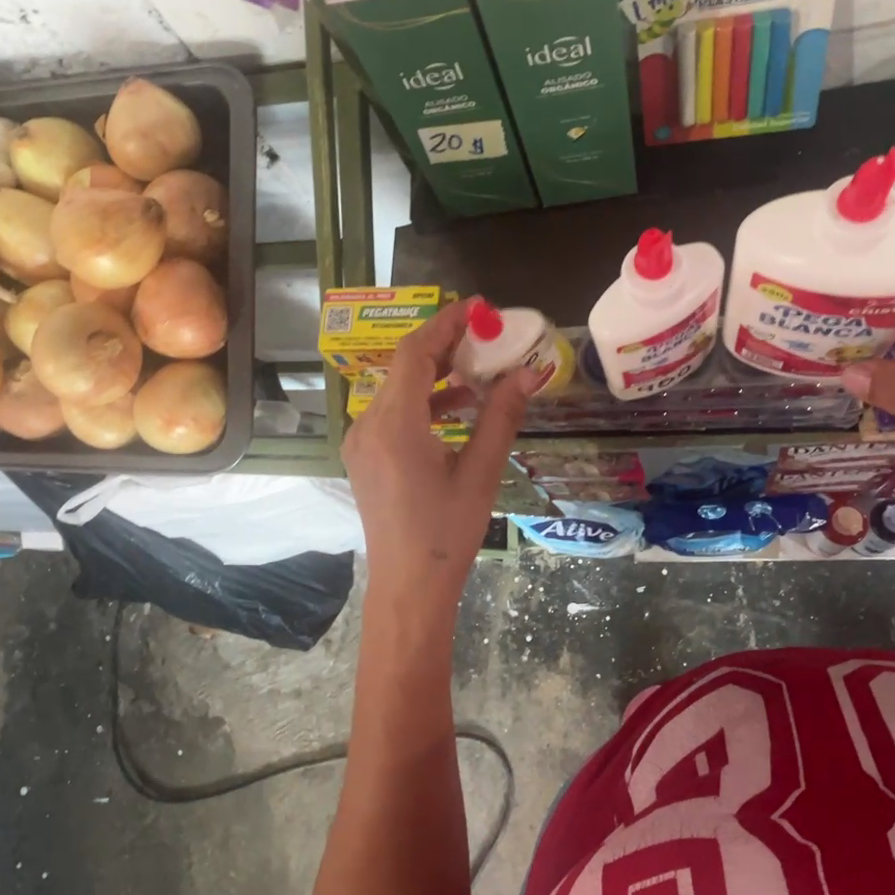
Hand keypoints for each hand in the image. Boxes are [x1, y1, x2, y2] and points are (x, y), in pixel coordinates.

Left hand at [343, 299, 533, 617]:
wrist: (408, 587)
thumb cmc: (446, 533)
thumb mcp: (481, 472)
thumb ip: (502, 415)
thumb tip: (532, 370)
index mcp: (393, 425)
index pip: (416, 354)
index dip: (446, 324)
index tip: (479, 308)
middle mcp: (368, 425)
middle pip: (405, 368)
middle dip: (445, 346)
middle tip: (486, 334)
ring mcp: (362, 442)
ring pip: (398, 390)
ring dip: (436, 375)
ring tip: (480, 368)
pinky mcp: (365, 457)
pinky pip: (393, 413)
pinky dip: (424, 402)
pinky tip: (458, 406)